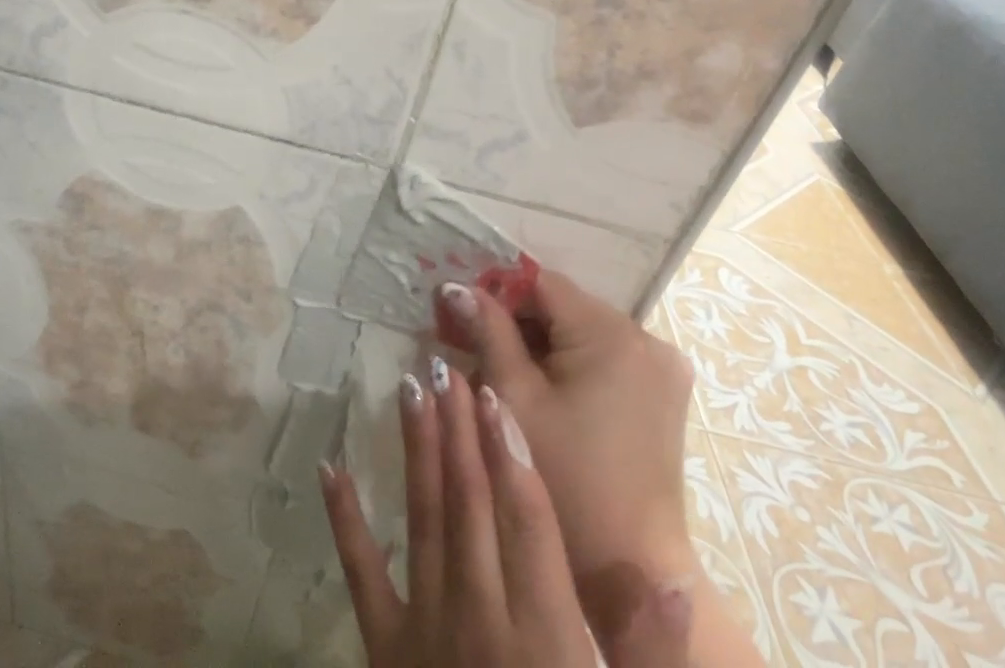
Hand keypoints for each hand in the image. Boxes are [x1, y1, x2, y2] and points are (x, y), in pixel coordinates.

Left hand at [320, 355, 691, 666]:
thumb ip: (648, 654)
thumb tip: (673, 577)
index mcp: (541, 634)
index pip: (526, 523)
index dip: (512, 453)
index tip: (496, 396)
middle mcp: (477, 616)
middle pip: (469, 504)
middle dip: (460, 430)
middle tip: (448, 366)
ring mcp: (421, 629)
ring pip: (421, 520)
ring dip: (417, 452)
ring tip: (410, 390)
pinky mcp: (383, 647)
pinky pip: (360, 572)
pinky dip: (344, 518)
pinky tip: (330, 468)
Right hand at [437, 274, 717, 647]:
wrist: (628, 563)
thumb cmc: (561, 476)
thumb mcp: (511, 397)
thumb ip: (485, 331)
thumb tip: (454, 287)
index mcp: (612, 334)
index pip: (541, 283)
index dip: (494, 292)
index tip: (455, 316)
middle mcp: (647, 339)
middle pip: (565, 308)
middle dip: (515, 323)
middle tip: (468, 350)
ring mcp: (663, 370)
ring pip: (584, 335)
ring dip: (541, 346)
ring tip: (500, 378)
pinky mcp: (664, 396)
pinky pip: (606, 362)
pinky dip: (570, 368)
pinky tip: (542, 397)